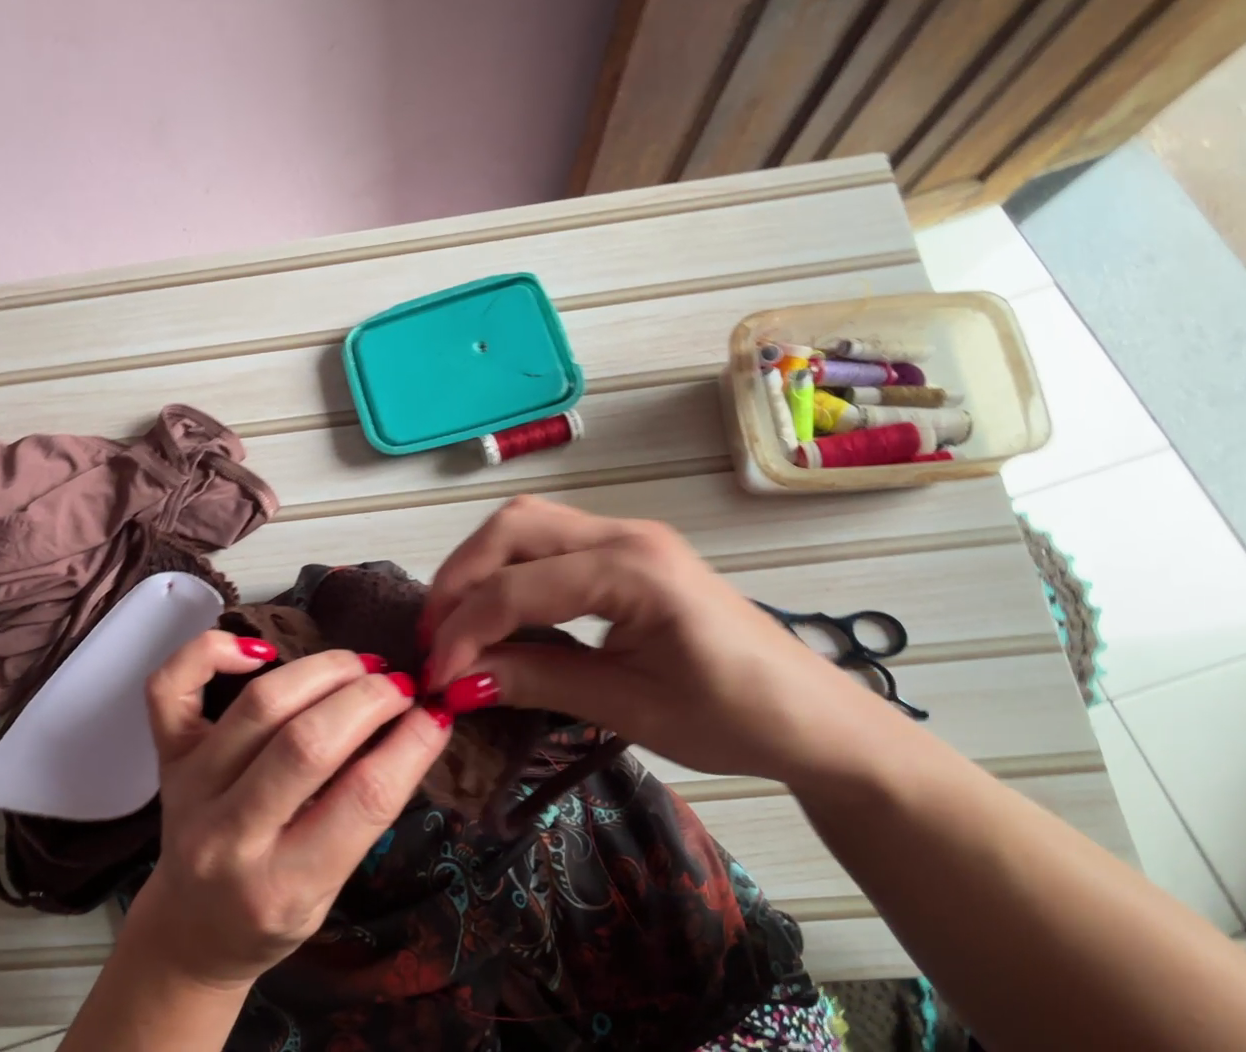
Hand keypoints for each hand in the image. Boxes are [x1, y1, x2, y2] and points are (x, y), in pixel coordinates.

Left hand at [123, 631, 452, 989]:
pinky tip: (259, 650)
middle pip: (306, 744)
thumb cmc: (272, 913)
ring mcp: (188, 789)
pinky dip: (210, 651)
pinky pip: (171, 685)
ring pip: (257, 706)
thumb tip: (415, 724)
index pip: (360, 800)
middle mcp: (227, 836)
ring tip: (359, 667)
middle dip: (368, 700)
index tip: (436, 713)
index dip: (409, 745)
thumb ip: (362, 814)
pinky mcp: (165, 756)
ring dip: (320, 671)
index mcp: (282, 886)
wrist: (192, 931)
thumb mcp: (331, 889)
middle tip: (400, 686)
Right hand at [419, 495, 888, 782]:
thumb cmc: (732, 717)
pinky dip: (507, 572)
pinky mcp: (627, 553)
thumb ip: (537, 680)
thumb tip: (455, 681)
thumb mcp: (627, 706)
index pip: (518, 586)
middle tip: (433, 640)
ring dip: (478, 569)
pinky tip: (496, 613)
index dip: (464, 631)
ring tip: (454, 626)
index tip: (435, 681)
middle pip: (512, 527)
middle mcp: (626, 534)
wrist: (812, 719)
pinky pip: (548, 544)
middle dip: (459, 580)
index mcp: (633, 567)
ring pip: (526, 526)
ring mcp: (628, 537)